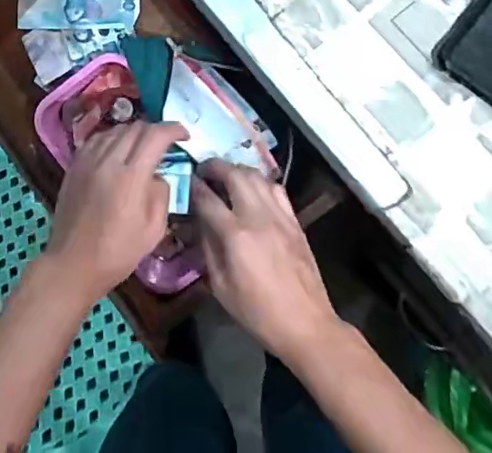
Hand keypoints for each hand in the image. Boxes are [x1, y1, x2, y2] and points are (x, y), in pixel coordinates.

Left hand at [44, 121, 187, 300]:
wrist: (72, 265)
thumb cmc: (117, 252)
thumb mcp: (154, 229)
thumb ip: (162, 193)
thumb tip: (158, 175)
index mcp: (131, 176)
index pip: (155, 136)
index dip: (173, 129)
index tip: (184, 136)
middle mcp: (108, 161)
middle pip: (136, 127)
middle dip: (156, 130)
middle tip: (166, 143)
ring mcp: (88, 161)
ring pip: (116, 129)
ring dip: (134, 132)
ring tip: (142, 146)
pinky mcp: (74, 166)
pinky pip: (97, 139)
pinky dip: (113, 138)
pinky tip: (118, 151)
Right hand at [193, 159, 341, 362]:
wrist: (305, 323)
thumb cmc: (258, 313)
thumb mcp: (222, 287)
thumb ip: (209, 249)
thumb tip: (201, 223)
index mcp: (235, 235)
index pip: (208, 199)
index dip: (194, 186)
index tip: (187, 180)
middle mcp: (257, 216)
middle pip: (234, 174)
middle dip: (216, 167)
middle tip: (205, 169)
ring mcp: (279, 215)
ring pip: (257, 175)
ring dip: (238, 169)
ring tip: (227, 175)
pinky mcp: (294, 219)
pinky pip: (276, 188)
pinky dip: (261, 181)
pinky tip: (254, 188)